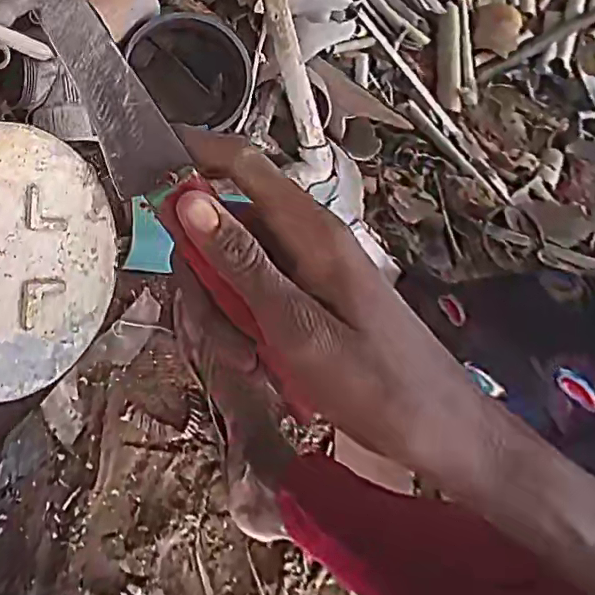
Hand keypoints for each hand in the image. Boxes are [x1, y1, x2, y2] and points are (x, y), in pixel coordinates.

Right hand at [174, 131, 594, 594]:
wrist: (451, 444)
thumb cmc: (382, 387)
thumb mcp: (299, 328)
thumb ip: (240, 261)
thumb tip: (186, 199)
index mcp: (308, 228)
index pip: (240, 161)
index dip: (191, 151)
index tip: (144, 167)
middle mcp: (299, 237)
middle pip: (218, 225)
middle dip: (199, 277)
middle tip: (205, 331)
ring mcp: (298, 267)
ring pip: (224, 265)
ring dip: (217, 314)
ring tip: (242, 364)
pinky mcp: (298, 295)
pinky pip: (244, 294)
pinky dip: (235, 327)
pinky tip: (254, 365)